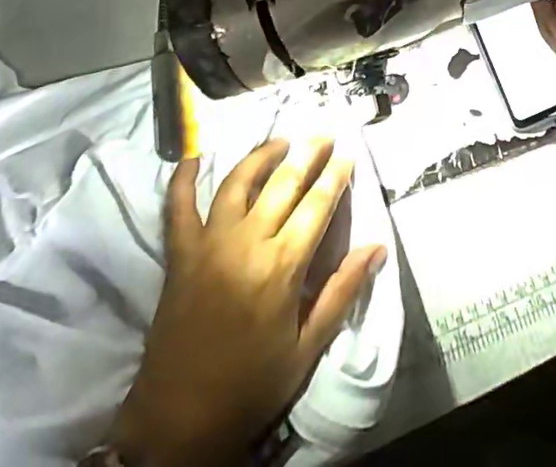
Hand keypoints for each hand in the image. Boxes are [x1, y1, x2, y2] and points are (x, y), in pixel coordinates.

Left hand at [110, 139, 386, 465]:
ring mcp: (208, 247)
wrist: (178, 420)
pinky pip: (177, 210)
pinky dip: (183, 181)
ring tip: (280, 142)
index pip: (317, 206)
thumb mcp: (307, 347)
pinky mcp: (179, 258)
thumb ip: (342, 292)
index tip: (348, 155)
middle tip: (323, 136)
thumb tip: (378, 248)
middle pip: (282, 186)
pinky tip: (194, 159)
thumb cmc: (251, 384)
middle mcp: (246, 245)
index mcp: (282, 267)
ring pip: (237, 185)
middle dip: (307, 156)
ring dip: (261, 157)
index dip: (336, 177)